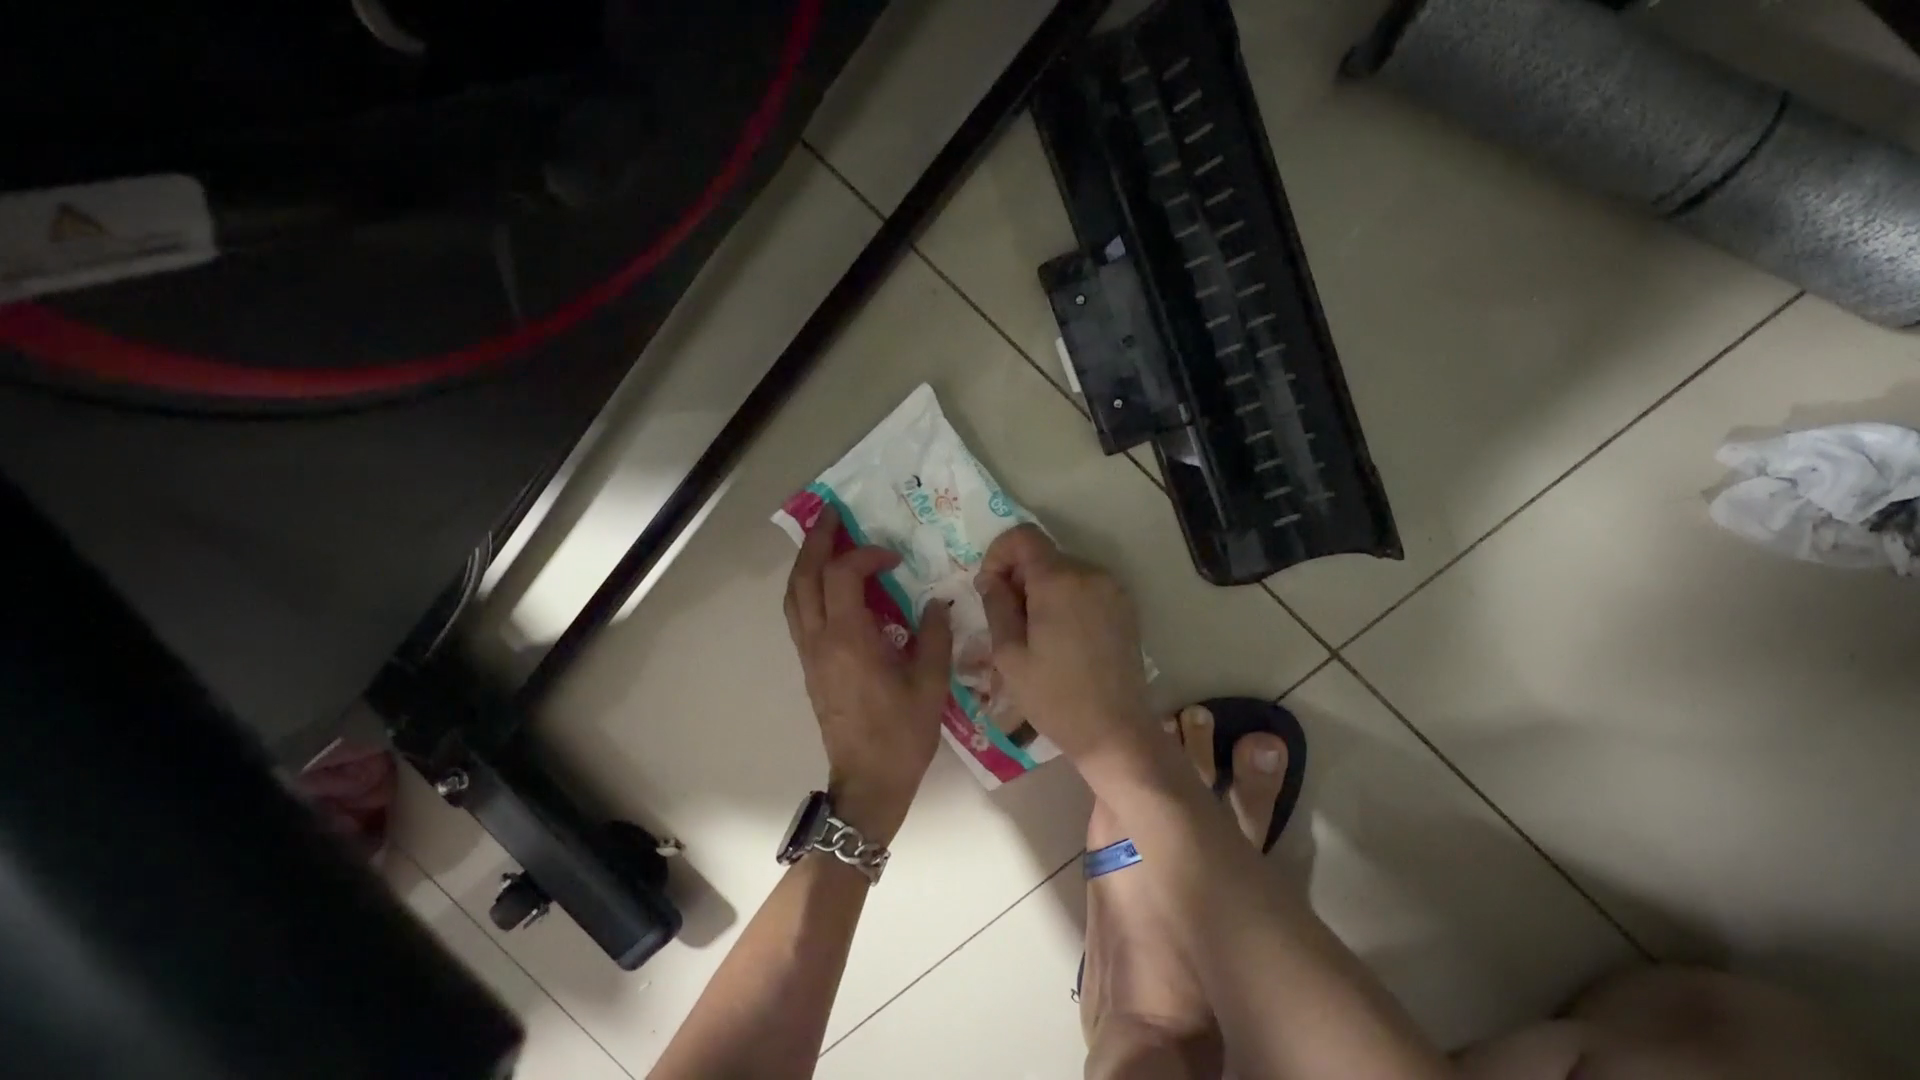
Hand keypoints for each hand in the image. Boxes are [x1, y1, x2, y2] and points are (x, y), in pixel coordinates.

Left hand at [784, 507, 953, 845]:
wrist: (868, 782)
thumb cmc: (902, 735)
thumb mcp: (931, 684)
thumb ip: (934, 636)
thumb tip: (936, 603)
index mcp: (849, 639)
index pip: (843, 575)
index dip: (866, 556)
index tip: (894, 558)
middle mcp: (820, 640)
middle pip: (805, 577)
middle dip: (817, 541)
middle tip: (834, 515)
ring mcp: (810, 655)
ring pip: (795, 596)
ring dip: (806, 563)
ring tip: (824, 541)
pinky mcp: (810, 668)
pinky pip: (799, 615)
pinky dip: (808, 589)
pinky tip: (827, 585)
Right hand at [975, 525, 1154, 764]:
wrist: (1115, 731)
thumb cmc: (1054, 697)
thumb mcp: (1009, 655)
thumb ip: (996, 606)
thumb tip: (990, 579)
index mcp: (1060, 581)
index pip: (1023, 537)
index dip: (998, 554)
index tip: (989, 588)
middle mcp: (1091, 574)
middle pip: (1044, 555)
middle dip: (1019, 577)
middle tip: (1007, 621)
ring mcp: (1113, 590)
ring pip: (1065, 572)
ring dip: (1042, 590)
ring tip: (1034, 635)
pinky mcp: (1125, 608)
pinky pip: (1086, 589)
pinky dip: (1066, 600)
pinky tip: (1061, 639)